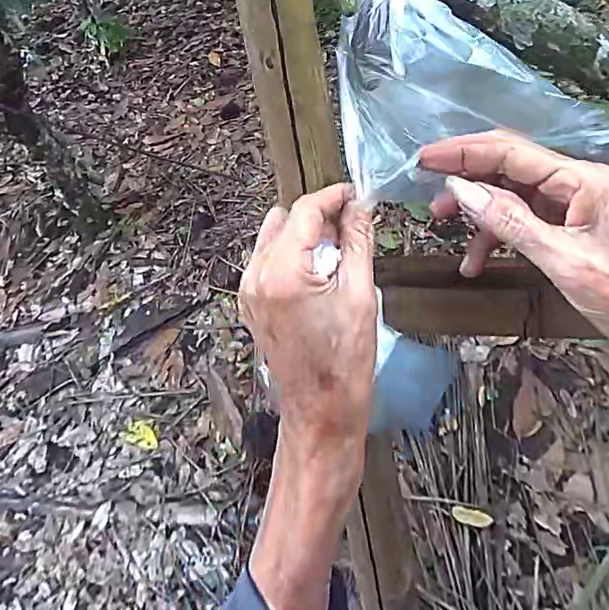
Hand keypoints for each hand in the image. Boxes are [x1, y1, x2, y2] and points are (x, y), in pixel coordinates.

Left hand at [239, 183, 375, 609]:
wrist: (320, 415)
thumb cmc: (345, 360)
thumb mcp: (360, 294)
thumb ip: (357, 241)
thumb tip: (360, 205)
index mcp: (282, 272)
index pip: (306, 210)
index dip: (334, 196)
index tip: (356, 195)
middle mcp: (256, 276)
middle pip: (288, 220)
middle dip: (320, 216)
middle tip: (353, 227)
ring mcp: (248, 291)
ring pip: (276, 236)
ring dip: (306, 234)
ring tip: (338, 252)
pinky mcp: (251, 303)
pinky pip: (269, 259)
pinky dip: (293, 254)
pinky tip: (320, 272)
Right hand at [420, 131, 608, 476]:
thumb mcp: (564, 263)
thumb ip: (510, 222)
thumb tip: (461, 190)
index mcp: (582, 181)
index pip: (510, 153)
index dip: (463, 153)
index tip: (424, 158)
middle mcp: (580, 183)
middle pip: (511, 169)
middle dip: (468, 179)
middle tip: (428, 192)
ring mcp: (580, 205)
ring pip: (517, 196)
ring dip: (481, 212)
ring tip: (446, 230)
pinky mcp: (578, 227)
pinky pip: (531, 220)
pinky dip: (503, 235)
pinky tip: (479, 260)